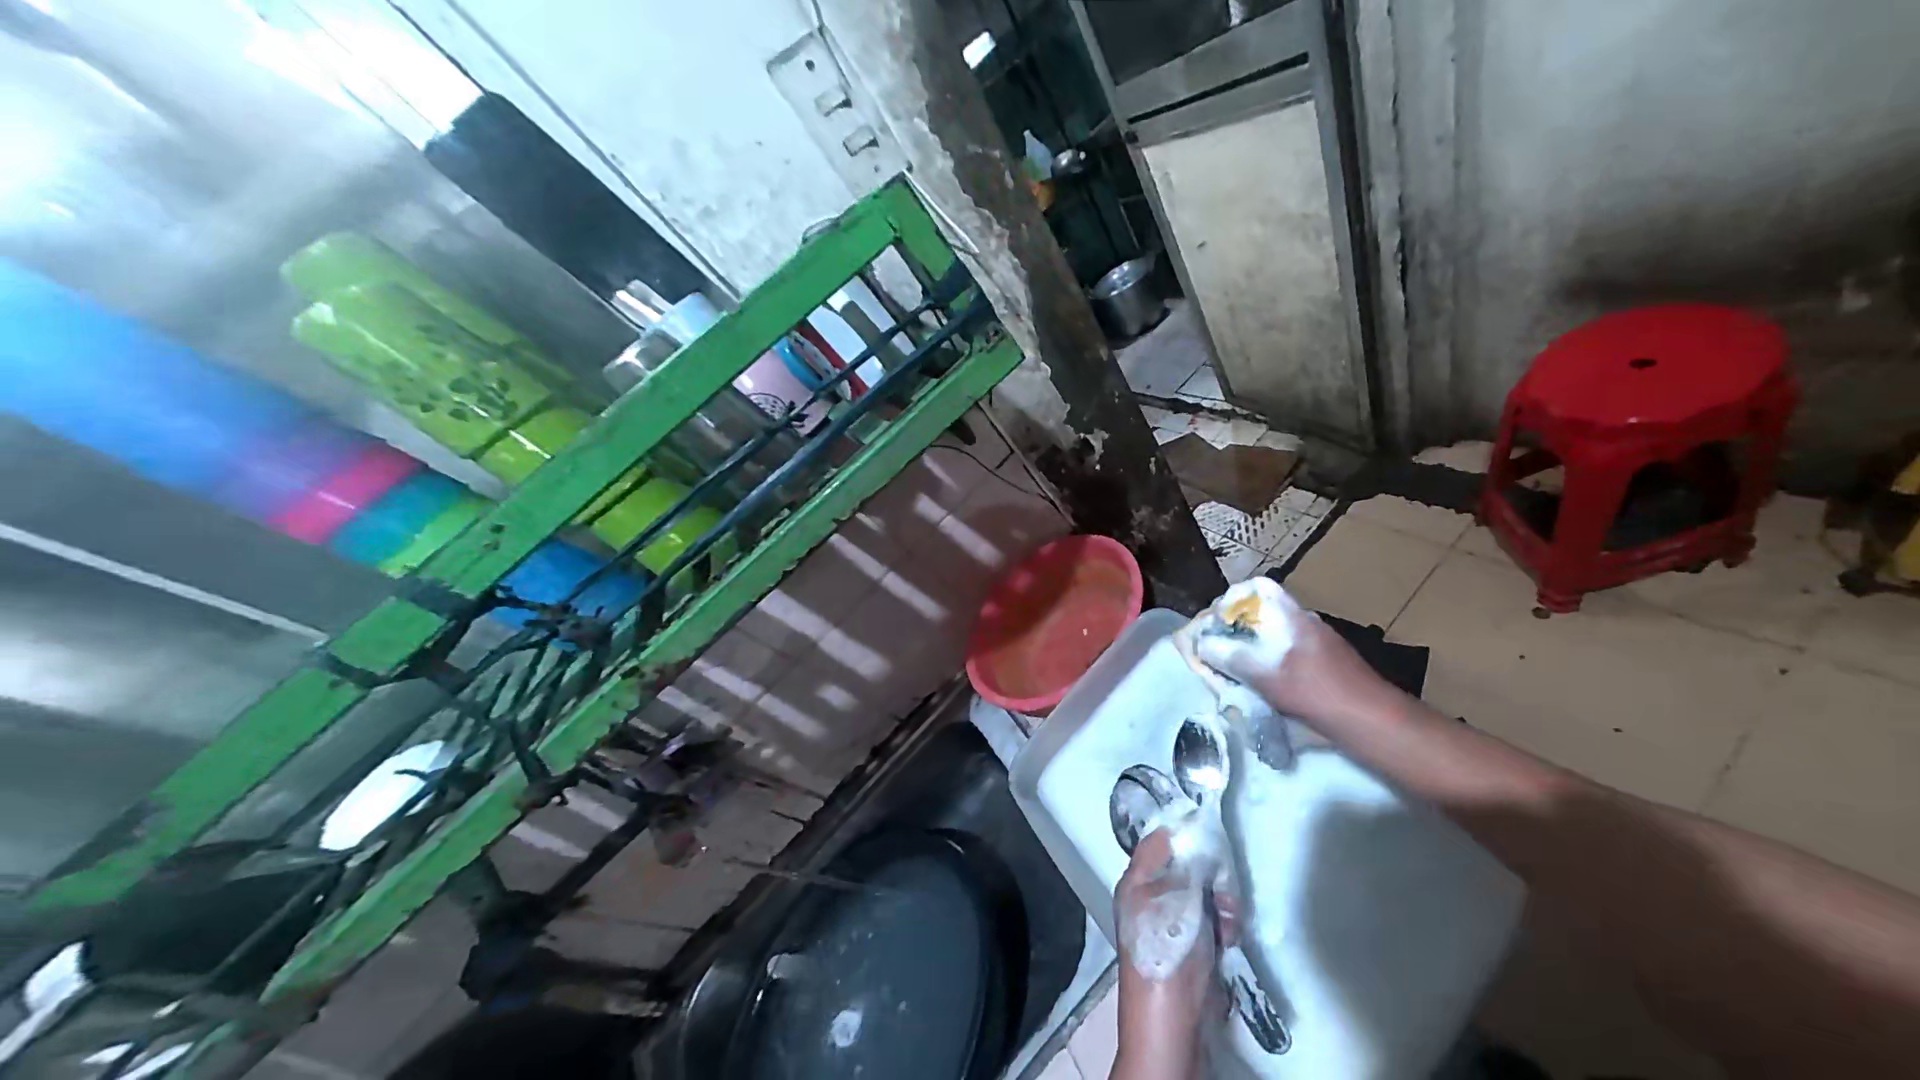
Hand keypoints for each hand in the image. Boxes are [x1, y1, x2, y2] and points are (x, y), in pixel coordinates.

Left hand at [1113, 827, 1219, 1075]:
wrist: (1172, 1023)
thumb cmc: (1166, 951)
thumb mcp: (1175, 898)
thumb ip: (1187, 863)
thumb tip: (1193, 829)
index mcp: (1136, 880)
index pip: (1160, 840)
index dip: (1184, 831)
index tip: (1213, 829)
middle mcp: (1151, 895)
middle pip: (1187, 866)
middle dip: (1211, 876)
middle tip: (1222, 895)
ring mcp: (1173, 921)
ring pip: (1205, 893)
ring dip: (1222, 904)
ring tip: (1226, 926)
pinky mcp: (1193, 944)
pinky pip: (1212, 919)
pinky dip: (1224, 925)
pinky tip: (1228, 941)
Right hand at [1187, 578, 1384, 725]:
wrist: (1372, 721)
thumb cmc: (1316, 692)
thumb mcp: (1264, 676)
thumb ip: (1231, 658)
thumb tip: (1202, 644)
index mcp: (1292, 616)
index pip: (1258, 587)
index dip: (1233, 598)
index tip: (1216, 621)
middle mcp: (1307, 622)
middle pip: (1264, 612)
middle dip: (1238, 627)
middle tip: (1219, 649)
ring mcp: (1320, 642)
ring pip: (1276, 633)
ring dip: (1254, 647)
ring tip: (1238, 669)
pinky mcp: (1329, 663)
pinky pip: (1290, 651)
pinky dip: (1272, 662)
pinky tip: (1267, 685)